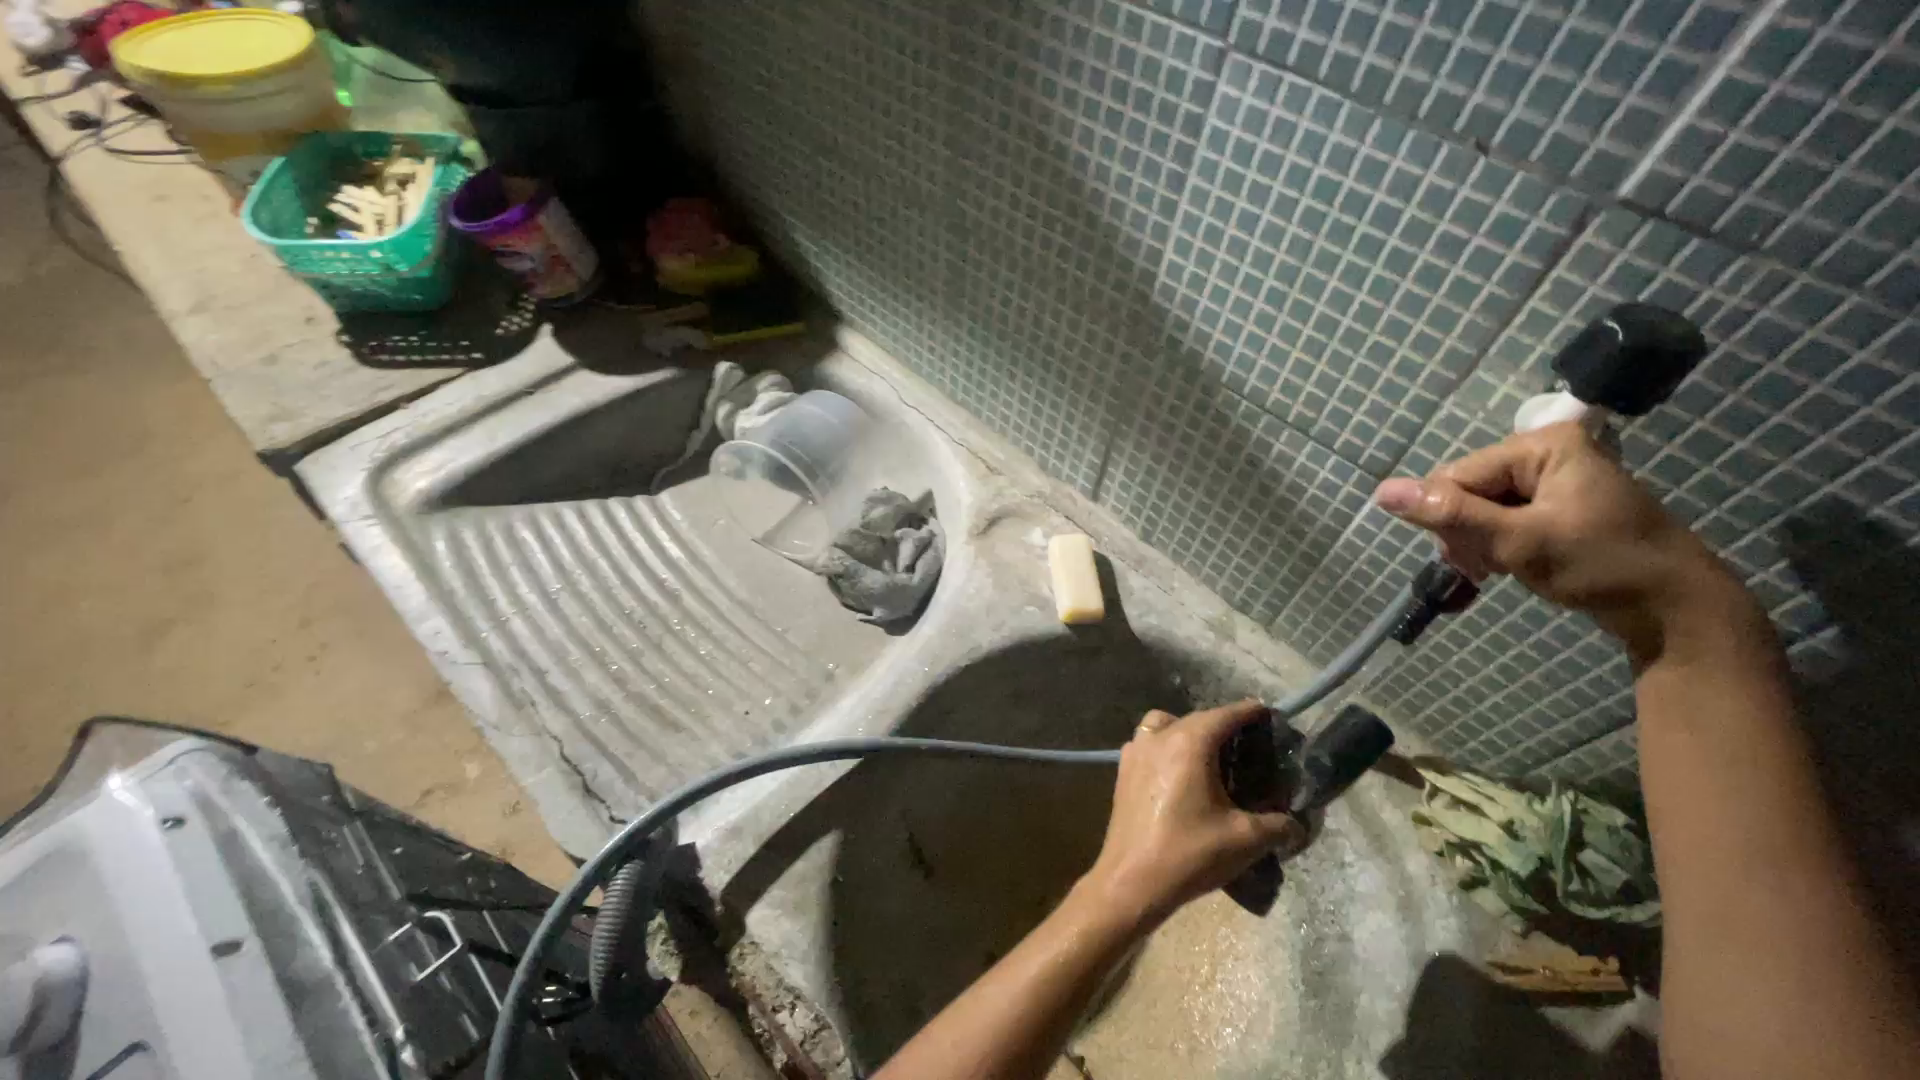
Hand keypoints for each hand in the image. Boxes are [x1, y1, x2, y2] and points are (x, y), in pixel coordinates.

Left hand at [1079, 701, 1305, 926]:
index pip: (1225, 715)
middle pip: (1196, 719)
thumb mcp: (1245, 840)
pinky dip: (1165, 746)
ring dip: (1186, 731)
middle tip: (1245, 743)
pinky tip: (1179, 774)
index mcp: (1188, 743)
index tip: (1266, 713)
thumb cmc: (1189, 853)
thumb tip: (1298, 824)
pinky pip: (1148, 744)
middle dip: (1221, 725)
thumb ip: (1278, 826)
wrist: (1131, 881)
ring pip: (1164, 725)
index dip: (1249, 712)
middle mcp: (1159, 738)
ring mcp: (1134, 752)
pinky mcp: (1122, 772)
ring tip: (1208, 756)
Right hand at [1374, 421, 1755, 663]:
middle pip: (1467, 490)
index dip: (1449, 518)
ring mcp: (1554, 481)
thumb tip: (1381, 491)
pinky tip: (1507, 566)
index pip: (1456, 476)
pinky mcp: (1558, 507)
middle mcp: (1546, 454)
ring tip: (1499, 571)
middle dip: (1466, 532)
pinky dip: (1497, 545)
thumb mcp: (1520, 541)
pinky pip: (1503, 519)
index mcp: (1542, 446)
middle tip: (1487, 569)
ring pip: (1480, 508)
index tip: (1469, 561)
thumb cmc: (1602, 566)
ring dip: (1479, 544)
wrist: (1678, 609)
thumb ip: (1451, 515)